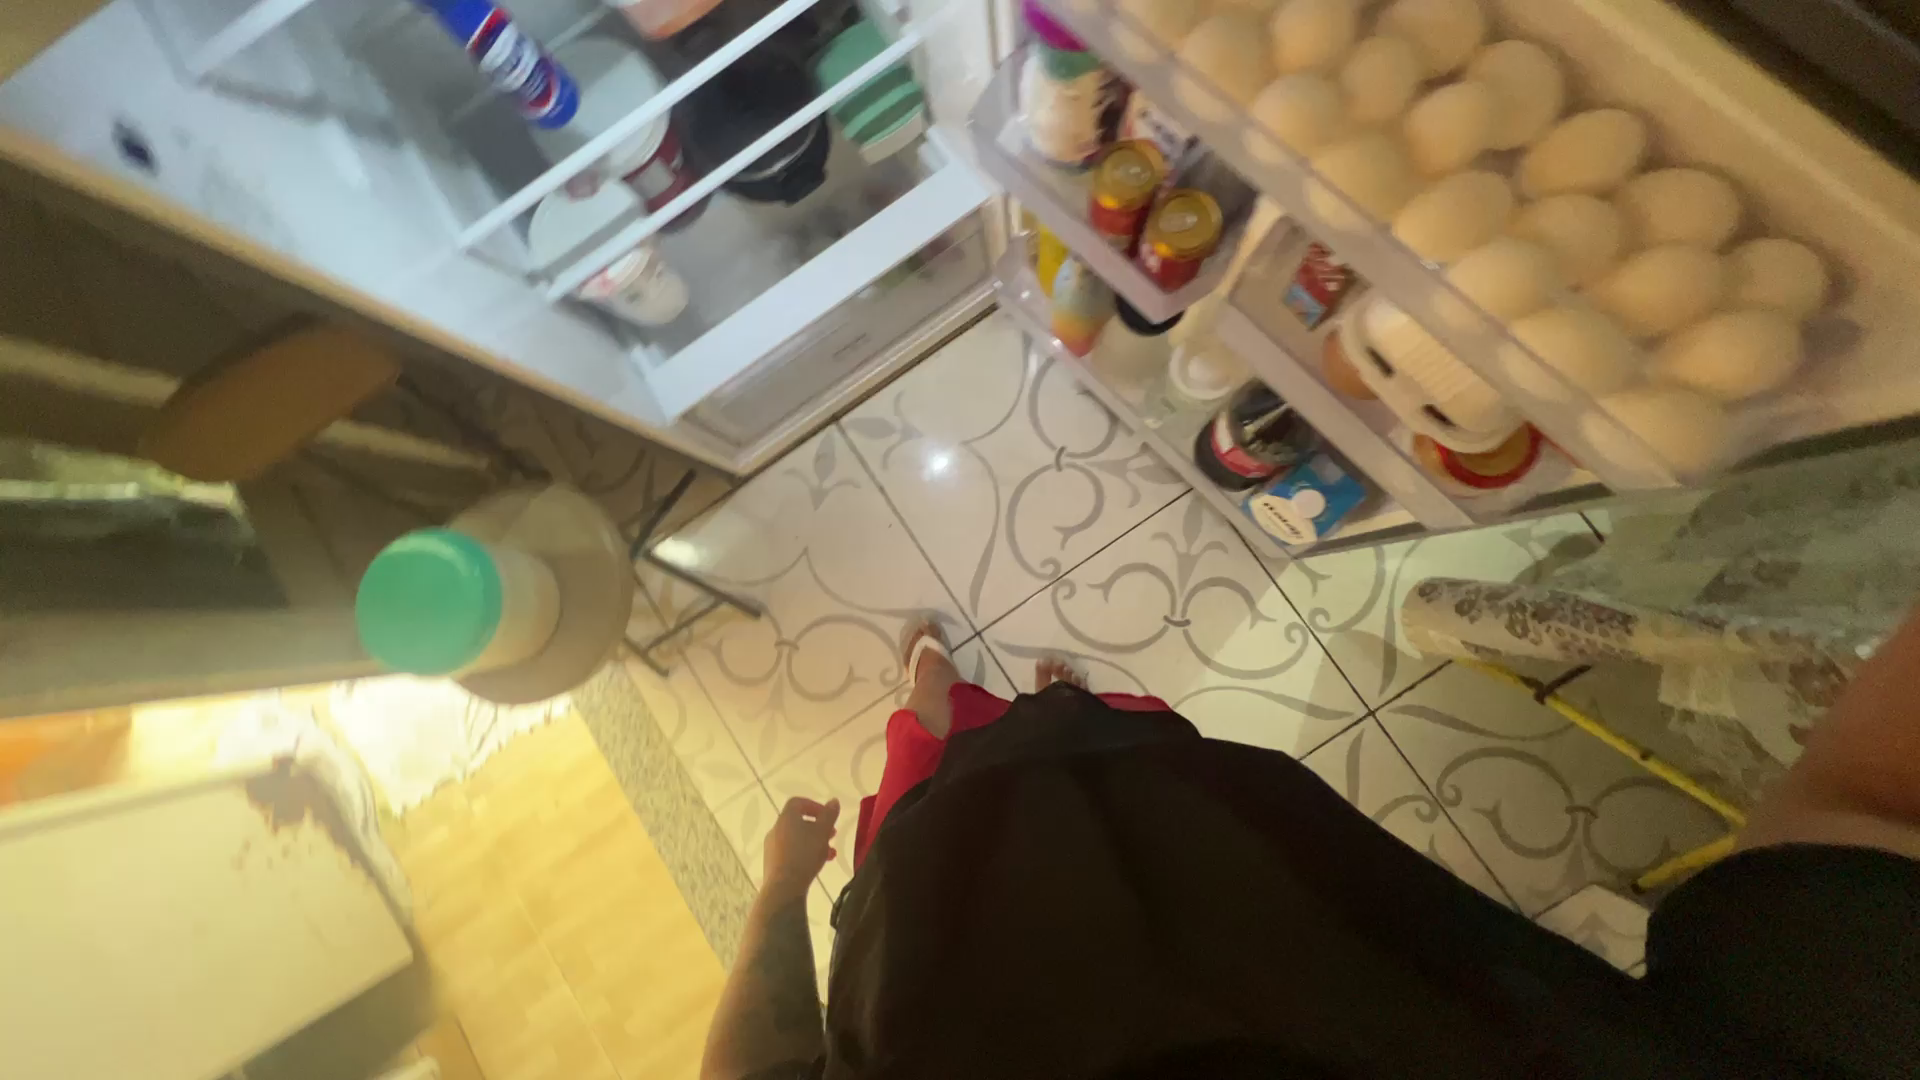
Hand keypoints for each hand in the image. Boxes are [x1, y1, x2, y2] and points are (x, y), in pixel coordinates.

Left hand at [763, 797, 838, 897]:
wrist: (783, 888)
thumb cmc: (804, 855)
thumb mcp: (822, 832)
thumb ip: (829, 815)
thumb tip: (833, 800)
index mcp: (786, 818)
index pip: (797, 803)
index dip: (814, 806)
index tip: (827, 816)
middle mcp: (776, 830)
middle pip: (798, 822)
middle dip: (817, 827)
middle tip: (832, 835)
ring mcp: (772, 848)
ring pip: (796, 839)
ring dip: (813, 842)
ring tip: (829, 854)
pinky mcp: (772, 864)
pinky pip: (791, 853)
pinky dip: (804, 854)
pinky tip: (816, 865)